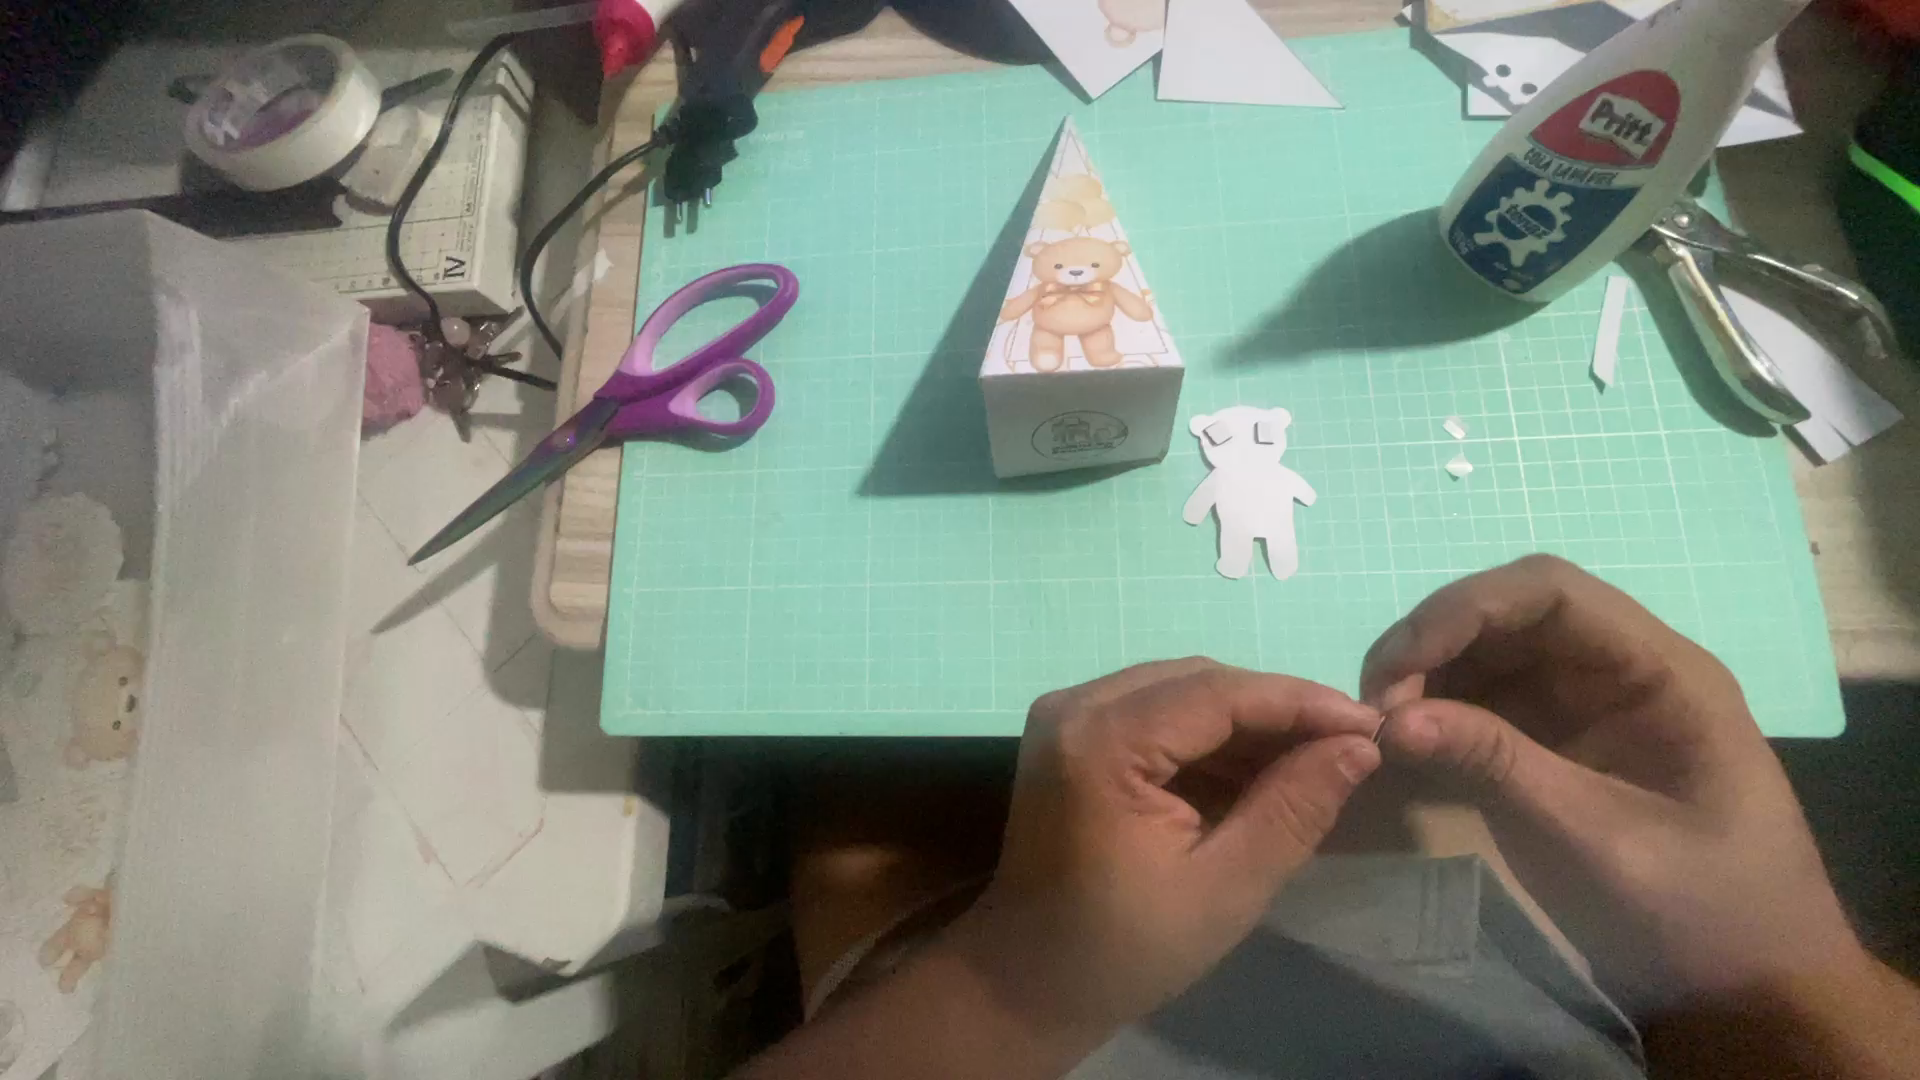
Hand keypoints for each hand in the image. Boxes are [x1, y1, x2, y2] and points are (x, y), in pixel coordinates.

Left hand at [946, 658, 1381, 1036]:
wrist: (1029, 973)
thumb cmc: (1124, 946)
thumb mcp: (1224, 887)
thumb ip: (1292, 808)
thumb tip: (1358, 745)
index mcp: (1100, 741)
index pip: (1214, 693)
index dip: (1298, 701)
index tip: (1371, 723)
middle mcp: (1074, 706)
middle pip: (1193, 680)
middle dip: (1273, 709)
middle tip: (1346, 744)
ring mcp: (1065, 712)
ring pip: (1174, 689)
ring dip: (1241, 720)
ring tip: (1310, 758)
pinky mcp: (1069, 728)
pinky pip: (1150, 709)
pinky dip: (1202, 734)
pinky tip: (1250, 766)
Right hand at [1360, 556, 1865, 1012]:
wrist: (1737, 980)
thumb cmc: (1696, 906)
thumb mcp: (1596, 837)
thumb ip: (1495, 765)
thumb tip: (1389, 719)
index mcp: (1658, 670)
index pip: (1548, 592)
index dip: (1462, 610)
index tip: (1398, 668)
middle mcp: (1610, 663)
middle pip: (1499, 610)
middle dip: (1428, 642)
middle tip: (1376, 702)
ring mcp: (1571, 692)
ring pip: (1474, 644)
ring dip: (1419, 671)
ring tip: (1382, 722)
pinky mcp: (1538, 723)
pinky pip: (1468, 686)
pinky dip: (1426, 702)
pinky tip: (1405, 735)